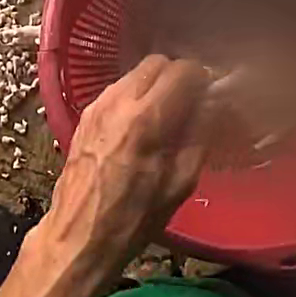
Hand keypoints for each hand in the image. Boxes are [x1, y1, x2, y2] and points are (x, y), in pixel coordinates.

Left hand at [32, 56, 210, 290]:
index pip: (183, 70)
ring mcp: (97, 105)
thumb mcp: (180, 182)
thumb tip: (215, 105)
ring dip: (156, 84)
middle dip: (179, 76)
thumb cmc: (134, 217)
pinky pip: (117, 89)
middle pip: (157, 63)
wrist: (79, 233)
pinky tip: (143, 124)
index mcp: (146, 118)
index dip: (203, 79)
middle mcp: (118, 101)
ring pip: (135, 73)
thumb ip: (200, 134)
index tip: (212, 95)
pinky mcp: (85, 114)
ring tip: (168, 115)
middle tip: (192, 101)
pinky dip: (136, 95)